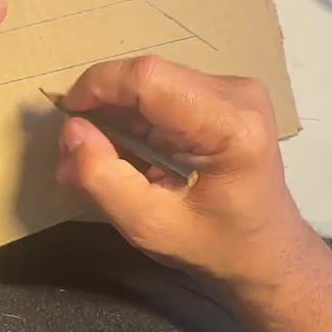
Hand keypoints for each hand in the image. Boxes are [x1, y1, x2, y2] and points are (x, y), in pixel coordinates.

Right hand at [55, 56, 319, 287]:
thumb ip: (102, 177)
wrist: (265, 253)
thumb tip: (71, 129)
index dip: (98, 87)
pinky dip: (132, 122)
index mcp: (230, 125)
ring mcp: (232, 90)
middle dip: (101, 108)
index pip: (149, 78)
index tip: (66, 117)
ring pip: (149, 84)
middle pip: (147, 78)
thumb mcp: (147, 225)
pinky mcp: (221, 96)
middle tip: (75, 154)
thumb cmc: (213, 246)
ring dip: (114, 118)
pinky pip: (160, 94)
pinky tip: (122, 155)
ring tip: (96, 162)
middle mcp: (237, 94)